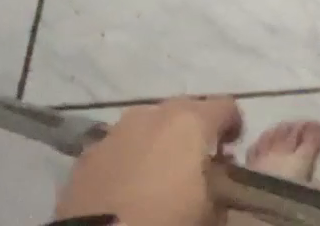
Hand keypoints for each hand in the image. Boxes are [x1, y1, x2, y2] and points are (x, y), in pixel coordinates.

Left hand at [54, 97, 242, 225]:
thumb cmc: (165, 219)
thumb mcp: (211, 208)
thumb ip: (222, 180)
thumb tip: (218, 172)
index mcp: (192, 120)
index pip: (226, 106)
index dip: (234, 125)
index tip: (231, 149)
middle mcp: (154, 115)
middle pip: (185, 110)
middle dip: (194, 130)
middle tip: (195, 160)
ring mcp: (116, 133)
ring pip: (148, 125)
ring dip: (158, 140)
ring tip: (157, 171)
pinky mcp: (86, 157)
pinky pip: (118, 147)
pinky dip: (128, 158)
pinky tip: (126, 185)